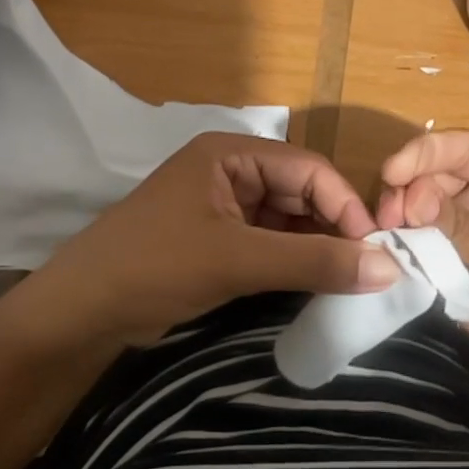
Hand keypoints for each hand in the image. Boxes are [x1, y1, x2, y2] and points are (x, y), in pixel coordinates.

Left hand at [34, 133, 399, 341]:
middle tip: (367, 269)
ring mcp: (221, 209)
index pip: (309, 169)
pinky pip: (270, 245)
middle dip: (334, 228)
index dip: (346, 206)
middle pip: (301, 193)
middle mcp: (229, 173)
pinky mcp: (216, 243)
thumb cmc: (154, 268)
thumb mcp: (238, 262)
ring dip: (316, 249)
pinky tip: (315, 285)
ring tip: (348, 280)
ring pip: (288, 222)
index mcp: (230, 154)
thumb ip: (314, 262)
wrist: (79, 314)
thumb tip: (389, 268)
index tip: (374, 249)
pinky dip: (294, 263)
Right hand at [376, 130, 468, 401]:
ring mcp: (463, 229)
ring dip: (397, 218)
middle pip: (433, 175)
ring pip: (417, 208)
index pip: (464, 149)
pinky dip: (399, 245)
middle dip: (406, 189)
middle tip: (386, 218)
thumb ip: (464, 228)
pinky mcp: (445, 261)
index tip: (393, 172)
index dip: (426, 153)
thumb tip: (411, 197)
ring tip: (384, 237)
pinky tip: (386, 253)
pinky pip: (415, 243)